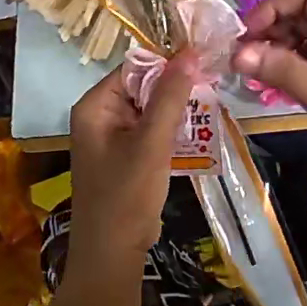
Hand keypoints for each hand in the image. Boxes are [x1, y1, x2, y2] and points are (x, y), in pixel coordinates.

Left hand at [68, 47, 200, 256]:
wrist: (113, 252)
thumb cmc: (127, 194)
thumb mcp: (152, 143)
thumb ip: (170, 97)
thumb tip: (189, 53)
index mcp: (95, 106)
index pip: (133, 68)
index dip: (167, 64)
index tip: (202, 64)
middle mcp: (99, 116)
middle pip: (142, 87)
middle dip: (174, 89)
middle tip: (211, 86)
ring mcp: (111, 138)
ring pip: (149, 110)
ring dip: (176, 111)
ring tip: (209, 107)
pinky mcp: (125, 157)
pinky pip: (150, 132)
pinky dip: (171, 131)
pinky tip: (197, 133)